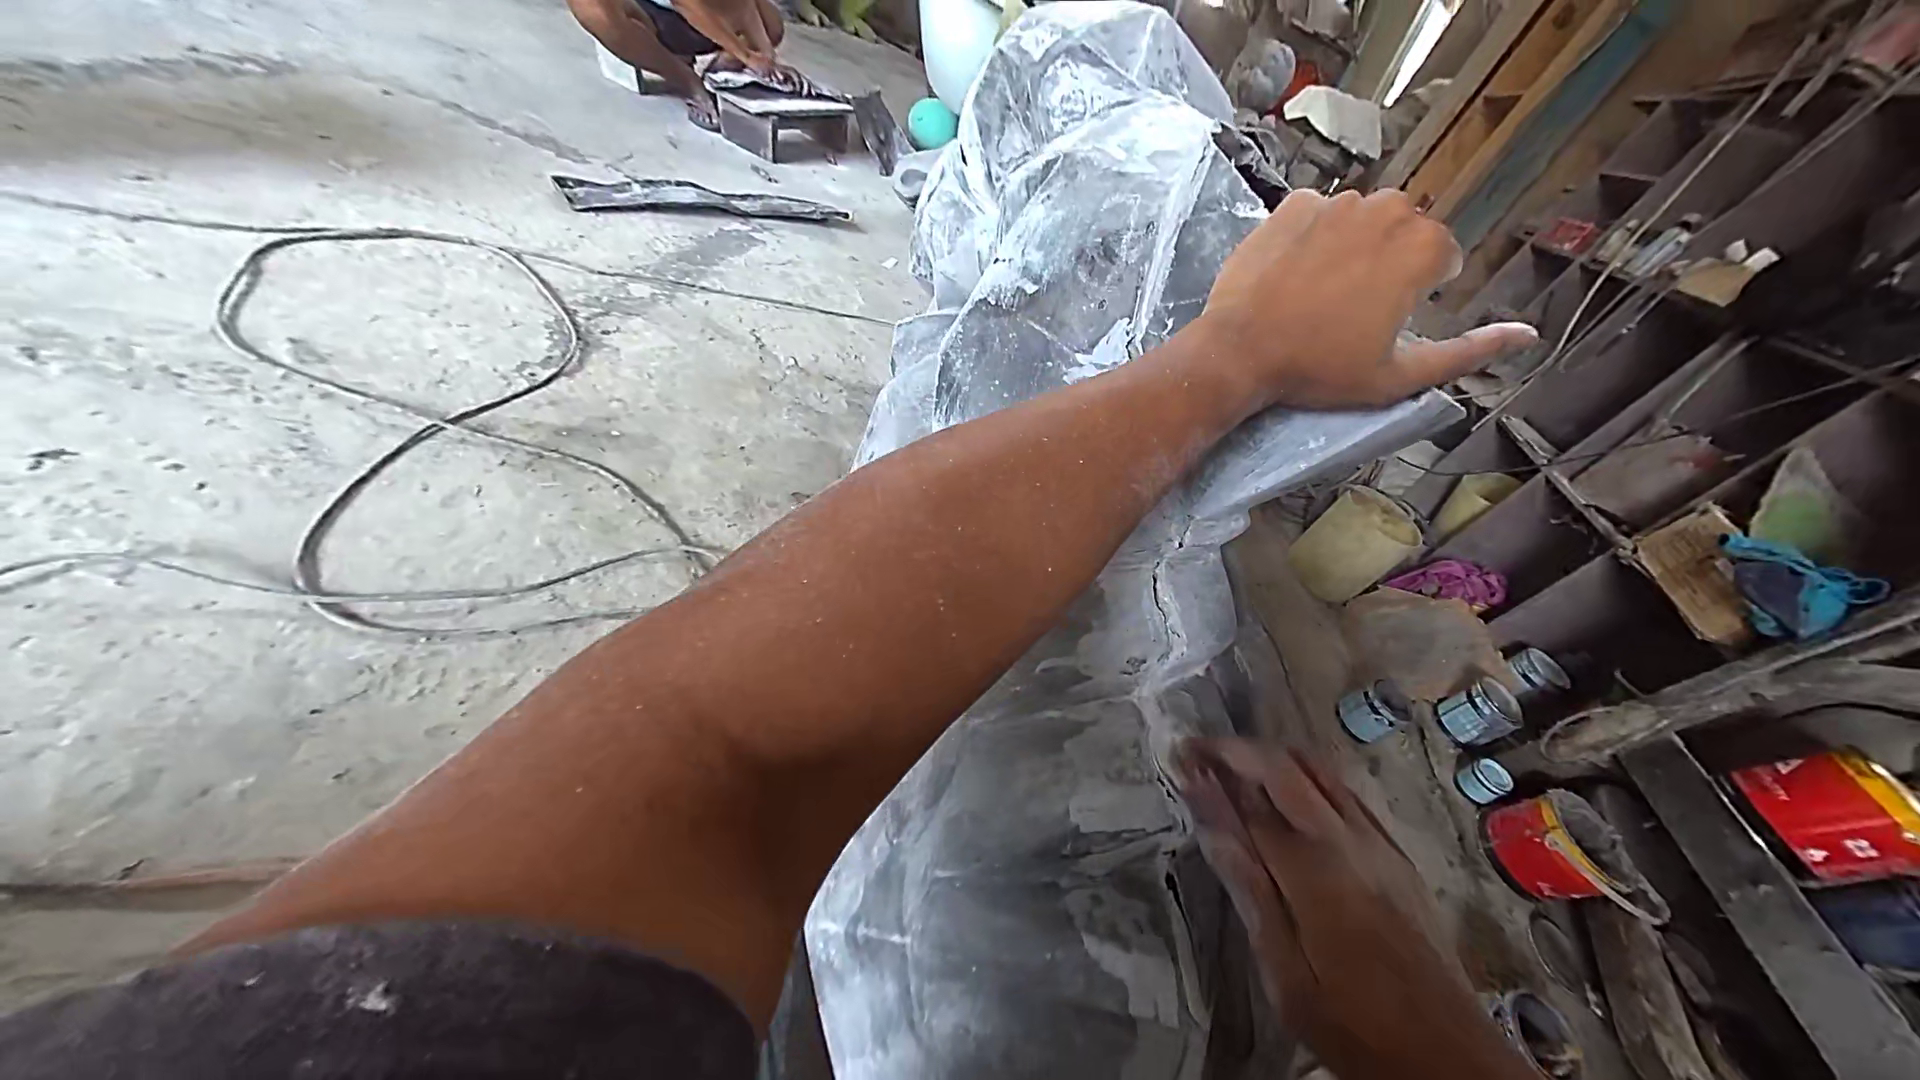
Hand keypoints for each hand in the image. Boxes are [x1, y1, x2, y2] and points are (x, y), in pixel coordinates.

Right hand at [1173, 739, 1538, 1079]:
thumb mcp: (1284, 971)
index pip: (1248, 796)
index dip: (1208, 769)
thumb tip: (1205, 815)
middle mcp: (1347, 839)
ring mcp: (1377, 842)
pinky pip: (1344, 790)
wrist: (1454, 1061)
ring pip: (1317, 769)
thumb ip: (1245, 885)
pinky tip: (1286, 796)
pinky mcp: (1396, 853)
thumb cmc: (1354, 1025)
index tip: (1176, 757)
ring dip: (1269, 757)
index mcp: (1312, 868)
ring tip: (1232, 769)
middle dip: (1234, 749)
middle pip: (1283, 765)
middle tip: (1197, 754)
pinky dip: (1305, 776)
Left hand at [1192, 189, 1536, 409]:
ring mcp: (1335, 203)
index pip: (1441, 260)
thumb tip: (1527, 335)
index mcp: (1424, 246)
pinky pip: (1314, 215)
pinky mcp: (1290, 206)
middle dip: (1384, 263)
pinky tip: (1289, 271)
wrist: (1237, 353)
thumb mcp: (1396, 377)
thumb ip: (1466, 353)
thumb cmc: (1315, 370)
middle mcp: (1387, 210)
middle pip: (1401, 233)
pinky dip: (1309, 236)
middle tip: (1344, 309)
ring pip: (1359, 220)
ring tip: (1314, 292)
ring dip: (1348, 246)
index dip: (1413, 294)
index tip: (1378, 322)